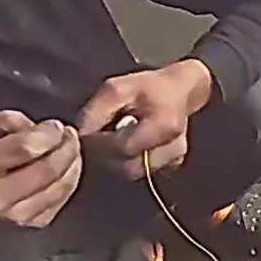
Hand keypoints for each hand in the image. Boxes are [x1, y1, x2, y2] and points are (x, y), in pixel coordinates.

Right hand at [0, 111, 82, 243]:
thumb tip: (36, 126)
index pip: (22, 149)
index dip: (47, 135)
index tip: (57, 125)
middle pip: (47, 170)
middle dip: (66, 149)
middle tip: (72, 135)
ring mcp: (15, 216)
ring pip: (59, 187)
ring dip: (73, 165)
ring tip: (72, 147)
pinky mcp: (30, 226)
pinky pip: (61, 201)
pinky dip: (69, 181)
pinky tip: (69, 168)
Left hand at [76, 59, 215, 177]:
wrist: (178, 93)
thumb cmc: (147, 88)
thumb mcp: (115, 89)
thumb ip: (96, 112)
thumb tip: (81, 135)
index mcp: (163, 127)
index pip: (124, 148)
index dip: (100, 145)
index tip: (87, 135)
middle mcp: (173, 148)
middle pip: (130, 168)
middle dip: (107, 158)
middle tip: (95, 142)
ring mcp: (176, 159)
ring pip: (136, 172)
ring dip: (117, 161)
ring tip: (111, 142)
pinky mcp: (174, 164)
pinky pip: (144, 170)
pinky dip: (130, 161)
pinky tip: (128, 145)